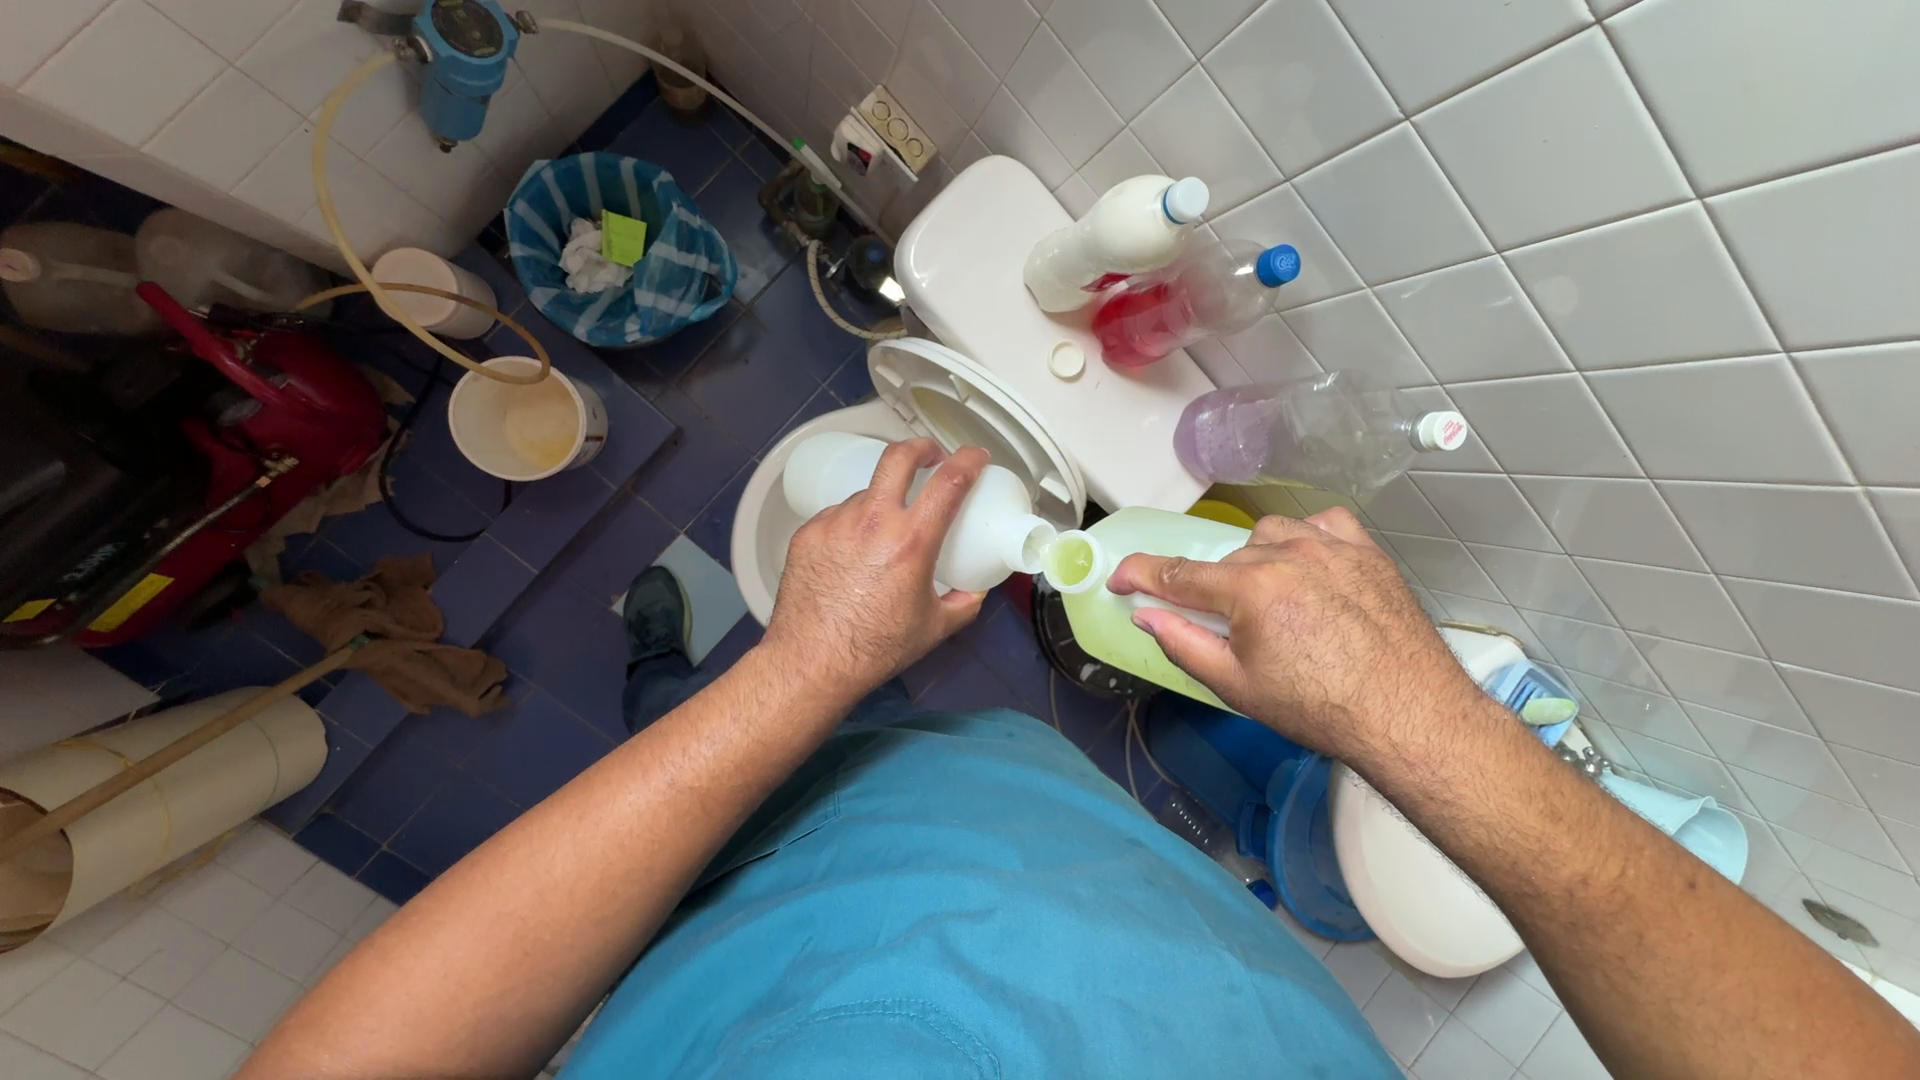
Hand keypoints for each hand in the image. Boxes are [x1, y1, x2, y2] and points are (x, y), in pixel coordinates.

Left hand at [763, 438, 989, 699]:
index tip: (976, 457)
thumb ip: (964, 604)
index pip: (948, 482)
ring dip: (883, 502)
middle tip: (931, 457)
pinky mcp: (808, 533)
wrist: (811, 661)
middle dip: (921, 447)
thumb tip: (976, 589)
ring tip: (885, 533)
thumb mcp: (935, 628)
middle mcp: (872, 522)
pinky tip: (854, 555)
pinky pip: (838, 517)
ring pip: (866, 494)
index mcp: (911, 542)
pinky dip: (854, 526)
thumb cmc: (876, 648)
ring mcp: (835, 523)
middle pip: (898, 457)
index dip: (968, 460)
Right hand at [1105, 509, 1488, 766]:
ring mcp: (1331, 547)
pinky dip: (1307, 539)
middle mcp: (1286, 554)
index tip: (1119, 578)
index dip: (1140, 574)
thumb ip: (1183, 643)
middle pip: (1225, 560)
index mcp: (1249, 588)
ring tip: (1273, 598)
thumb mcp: (1236, 686)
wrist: (1409, 716)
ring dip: (1258, 560)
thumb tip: (1145, 613)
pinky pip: (1322, 524)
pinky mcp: (1367, 551)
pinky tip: (1312, 567)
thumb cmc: (1317, 708)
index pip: (1177, 574)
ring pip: (1269, 535)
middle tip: (1235, 631)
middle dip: (1217, 591)